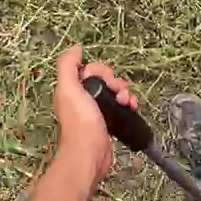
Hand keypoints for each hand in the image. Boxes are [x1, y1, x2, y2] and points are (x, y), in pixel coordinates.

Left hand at [52, 46, 136, 181]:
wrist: (90, 152)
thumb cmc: (80, 120)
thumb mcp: (69, 88)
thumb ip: (68, 65)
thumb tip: (76, 48)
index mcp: (72, 88)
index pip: (91, 69)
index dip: (101, 71)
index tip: (105, 80)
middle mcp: (83, 98)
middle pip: (105, 79)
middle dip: (116, 82)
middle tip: (118, 93)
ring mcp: (96, 110)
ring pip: (115, 91)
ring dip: (125, 92)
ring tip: (127, 102)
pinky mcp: (108, 121)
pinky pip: (121, 106)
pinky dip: (128, 104)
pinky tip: (132, 107)